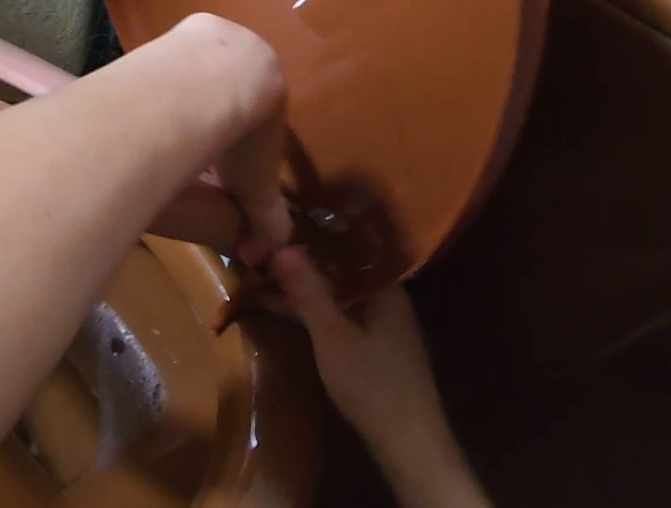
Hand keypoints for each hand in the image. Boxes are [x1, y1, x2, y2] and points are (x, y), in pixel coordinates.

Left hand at [162, 14, 292, 260]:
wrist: (214, 82)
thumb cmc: (243, 132)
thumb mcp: (256, 182)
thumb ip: (265, 216)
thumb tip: (263, 253)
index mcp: (270, 82)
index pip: (256, 113)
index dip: (239, 140)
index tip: (221, 161)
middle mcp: (243, 49)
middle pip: (223, 89)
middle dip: (209, 115)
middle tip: (190, 145)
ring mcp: (206, 35)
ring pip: (194, 70)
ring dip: (182, 95)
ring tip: (163, 127)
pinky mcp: (172, 31)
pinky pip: (166, 59)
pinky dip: (159, 80)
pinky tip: (146, 102)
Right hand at [267, 249, 490, 507]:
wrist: (410, 448)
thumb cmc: (372, 384)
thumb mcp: (331, 335)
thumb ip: (308, 291)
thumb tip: (282, 246)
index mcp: (384, 287)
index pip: (345, 245)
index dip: (310, 233)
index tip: (276, 223)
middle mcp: (385, 297)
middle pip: (337, 268)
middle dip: (299, 261)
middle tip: (260, 249)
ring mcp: (380, 322)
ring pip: (334, 292)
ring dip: (301, 286)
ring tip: (261, 275)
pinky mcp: (373, 344)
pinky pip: (337, 312)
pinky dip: (311, 308)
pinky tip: (280, 307)